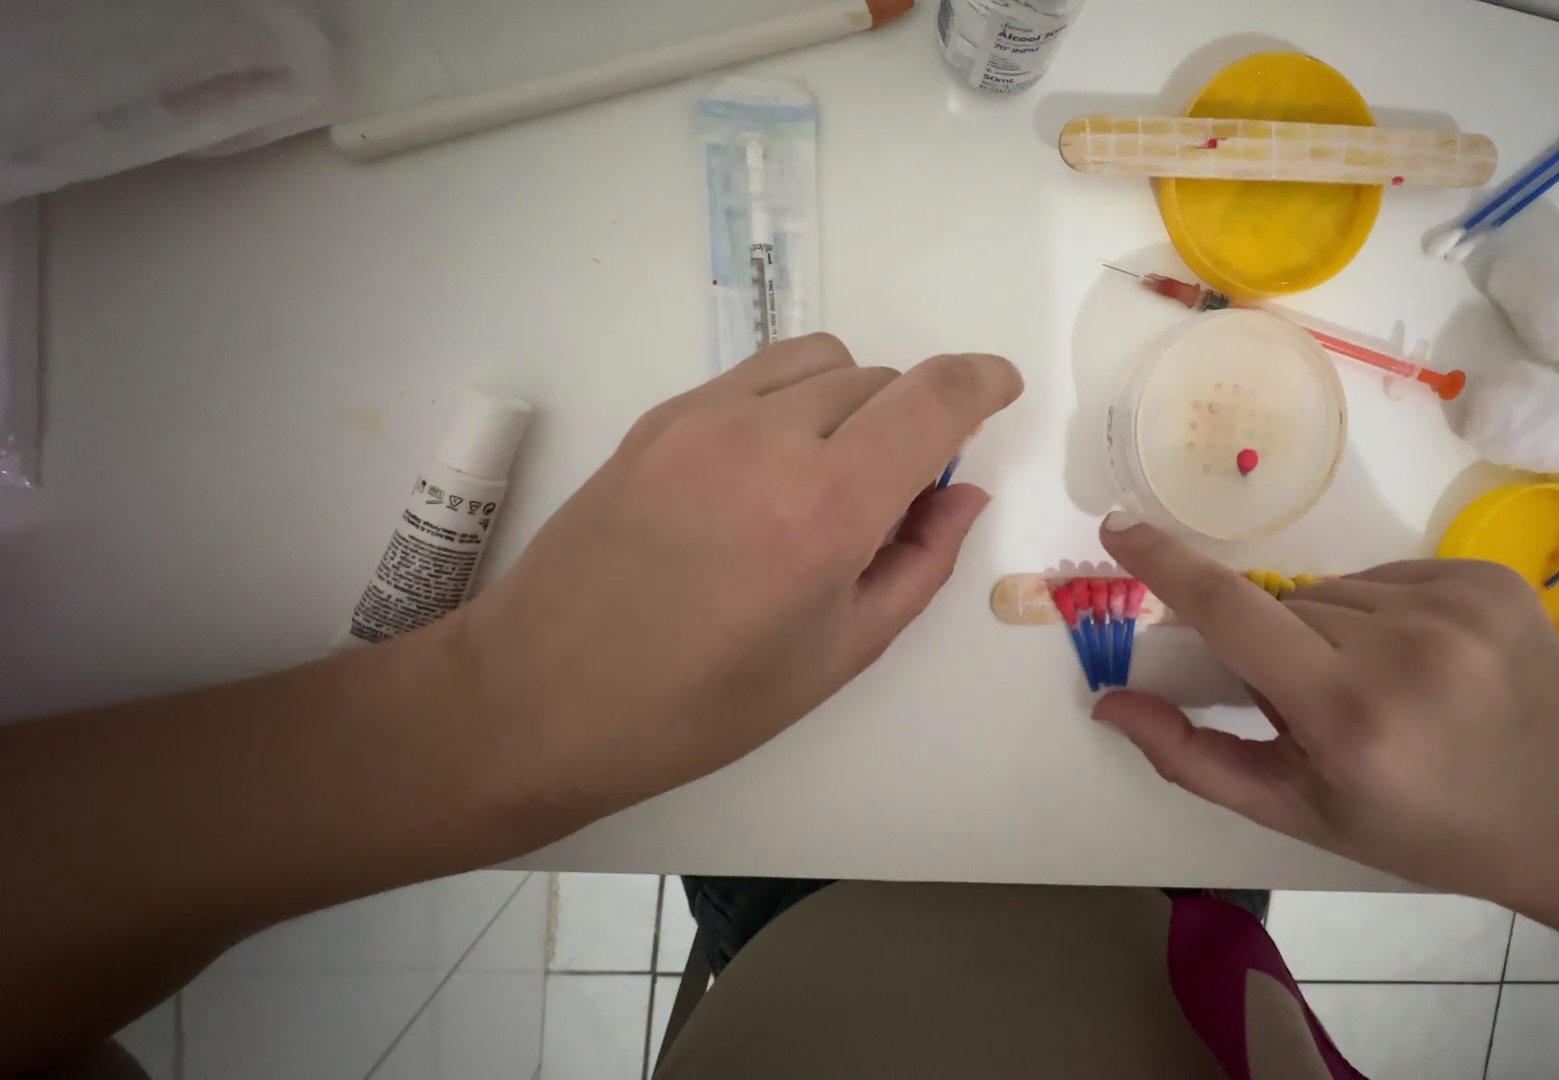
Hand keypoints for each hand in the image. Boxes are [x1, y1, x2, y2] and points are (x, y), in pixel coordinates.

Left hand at [446, 334, 1022, 824]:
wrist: (541, 695)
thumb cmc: (707, 701)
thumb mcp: (842, 651)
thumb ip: (922, 562)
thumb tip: (965, 493)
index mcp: (827, 509)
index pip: (932, 398)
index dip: (982, 381)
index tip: (1001, 388)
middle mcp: (770, 439)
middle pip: (882, 380)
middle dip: (913, 423)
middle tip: (892, 496)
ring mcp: (706, 416)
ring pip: (825, 362)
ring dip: (857, 402)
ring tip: (831, 473)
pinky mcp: (662, 415)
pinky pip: (763, 372)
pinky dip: (798, 397)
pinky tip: (772, 464)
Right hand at [1092, 514, 1558, 907]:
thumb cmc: (1418, 828)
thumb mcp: (1294, 810)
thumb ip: (1190, 756)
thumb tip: (1108, 702)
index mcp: (1350, 711)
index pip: (1231, 613)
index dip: (1165, 565)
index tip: (1118, 528)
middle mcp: (1407, 643)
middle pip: (1278, 604)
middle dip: (1272, 642)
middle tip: (1320, 699)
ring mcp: (1459, 601)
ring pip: (1329, 589)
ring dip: (1326, 627)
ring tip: (1381, 682)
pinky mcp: (1491, 576)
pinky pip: (1383, 574)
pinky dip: (1377, 610)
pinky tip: (1420, 658)